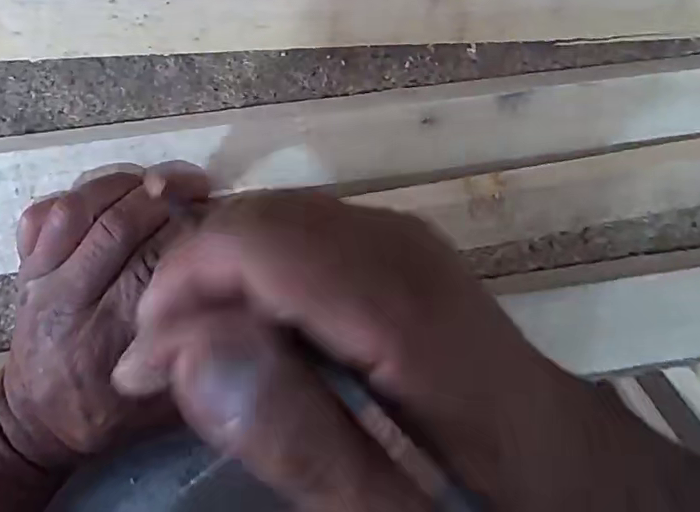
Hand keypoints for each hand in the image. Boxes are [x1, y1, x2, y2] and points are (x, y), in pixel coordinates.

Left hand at [0, 164, 209, 469]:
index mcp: (108, 338)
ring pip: (77, 210)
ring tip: (158, 182)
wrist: (35, 424)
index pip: (156, 260)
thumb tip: (244, 290)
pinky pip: (39, 216)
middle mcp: (69, 303)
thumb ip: (202, 345)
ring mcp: (39, 282)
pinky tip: (111, 194)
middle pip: (118, 225)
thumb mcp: (168, 401)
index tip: (219, 217)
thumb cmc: (112, 410)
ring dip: (124, 184)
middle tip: (199, 189)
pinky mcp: (23, 268)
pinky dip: (75, 196)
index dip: (192, 228)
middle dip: (165, 196)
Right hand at [110, 192, 699, 510]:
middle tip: (158, 366)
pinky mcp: (399, 244)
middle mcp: (398, 242)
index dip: (185, 284)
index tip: (140, 362)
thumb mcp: (387, 502)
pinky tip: (252, 326)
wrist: (559, 457)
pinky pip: (306, 230)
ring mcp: (402, 235)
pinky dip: (260, 268)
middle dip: (195, 278)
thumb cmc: (481, 487)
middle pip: (266, 218)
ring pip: (281, 216)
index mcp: (398, 298)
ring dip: (223, 273)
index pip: (263, 241)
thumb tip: (187, 345)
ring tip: (194, 351)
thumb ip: (289, 431)